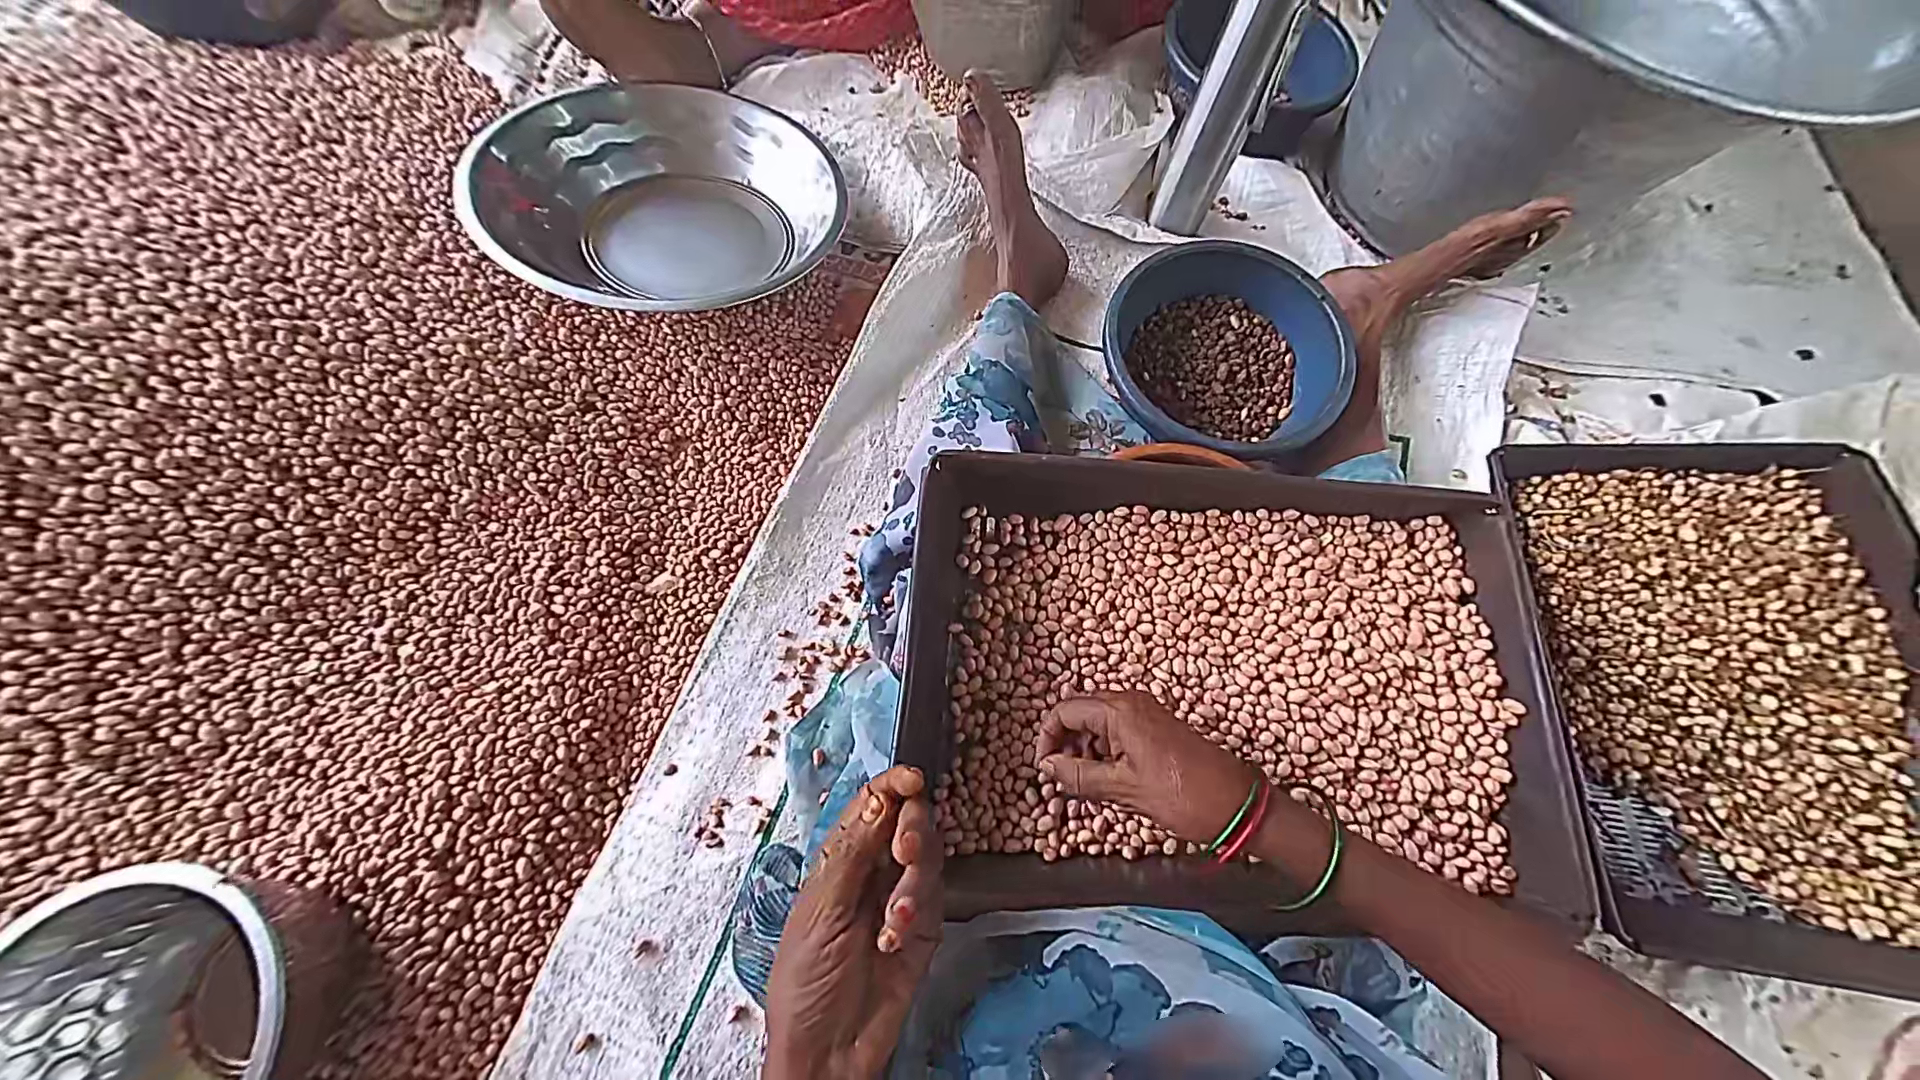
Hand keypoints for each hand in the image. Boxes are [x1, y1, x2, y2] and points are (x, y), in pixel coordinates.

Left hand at [763, 766, 942, 1079]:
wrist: (827, 1053)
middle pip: (908, 820)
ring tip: (893, 919)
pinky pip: (933, 898)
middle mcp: (875, 866)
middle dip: (912, 828)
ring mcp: (902, 894)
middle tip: (906, 850)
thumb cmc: (806, 978)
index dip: (893, 783)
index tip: (913, 778)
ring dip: (913, 881)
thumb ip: (854, 852)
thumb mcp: (822, 910)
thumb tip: (879, 797)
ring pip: (927, 856)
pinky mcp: (924, 925)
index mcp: (842, 855)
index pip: (873, 802)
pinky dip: (916, 914)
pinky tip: (893, 938)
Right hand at [1034, 690, 1259, 843]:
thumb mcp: (1123, 790)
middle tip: (1063, 777)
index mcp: (1119, 711)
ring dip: (1085, 748)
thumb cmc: (1184, 796)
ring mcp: (1146, 712)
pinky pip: (1118, 729)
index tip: (1045, 767)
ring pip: (1098, 722)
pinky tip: (1108, 778)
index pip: (1064, 711)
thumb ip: (1078, 775)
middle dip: (1065, 743)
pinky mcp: (1156, 725)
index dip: (1047, 738)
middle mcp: (1131, 702)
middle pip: (1080, 712)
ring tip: (1086, 783)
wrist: (1240, 803)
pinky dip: (1105, 749)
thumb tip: (1048, 767)